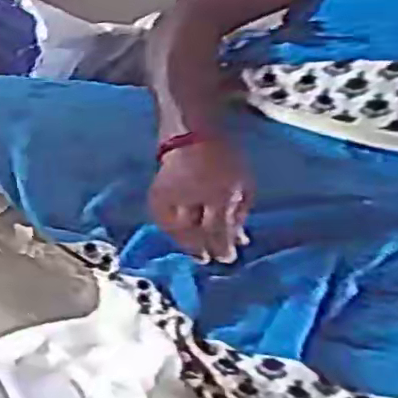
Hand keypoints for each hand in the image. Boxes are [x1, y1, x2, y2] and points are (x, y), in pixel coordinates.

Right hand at [147, 136, 252, 264]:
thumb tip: (238, 239)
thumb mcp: (242, 187)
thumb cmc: (224, 161)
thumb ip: (238, 214)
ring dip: (183, 240)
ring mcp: (171, 196)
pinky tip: (175, 234)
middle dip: (200, 246)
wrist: (191, 137)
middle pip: (194, 230)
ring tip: (191, 249)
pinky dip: (169, 229)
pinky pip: (162, 218)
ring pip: (174, 227)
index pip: (217, 228)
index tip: (226, 259)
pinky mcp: (156, 195)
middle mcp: (192, 197)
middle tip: (204, 259)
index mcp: (220, 194)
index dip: (221, 246)